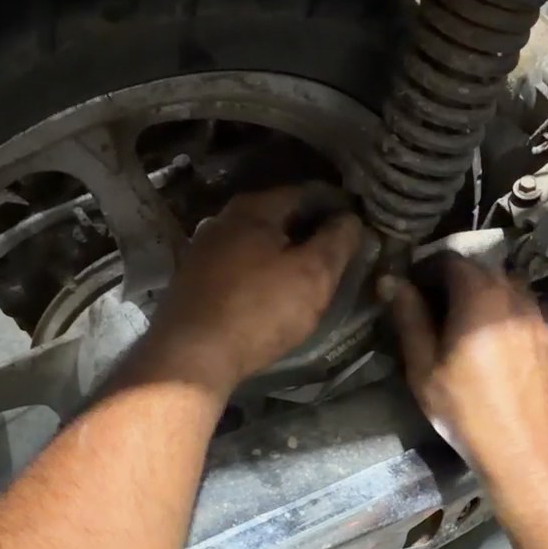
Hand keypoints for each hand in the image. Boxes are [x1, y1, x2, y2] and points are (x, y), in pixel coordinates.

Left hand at [141, 186, 366, 392]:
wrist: (193, 354)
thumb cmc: (260, 311)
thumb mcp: (313, 276)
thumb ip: (337, 243)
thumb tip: (351, 219)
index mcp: (254, 209)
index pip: (304, 193)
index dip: (334, 207)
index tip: (354, 228)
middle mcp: (223, 220)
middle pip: (276, 217)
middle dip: (306, 231)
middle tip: (334, 255)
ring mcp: (203, 251)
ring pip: (254, 244)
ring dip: (280, 255)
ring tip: (304, 277)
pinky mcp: (193, 283)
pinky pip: (237, 269)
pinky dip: (258, 275)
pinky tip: (269, 296)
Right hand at [382, 254, 547, 488]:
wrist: (524, 452)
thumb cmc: (466, 412)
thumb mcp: (424, 369)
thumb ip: (409, 319)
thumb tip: (391, 281)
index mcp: (480, 298)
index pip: (452, 259)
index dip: (429, 267)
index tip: (413, 287)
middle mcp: (515, 297)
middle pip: (484, 269)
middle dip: (458, 279)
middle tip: (436, 307)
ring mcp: (540, 318)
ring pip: (510, 288)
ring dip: (486, 295)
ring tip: (466, 324)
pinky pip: (526, 312)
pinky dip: (507, 315)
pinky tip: (495, 344)